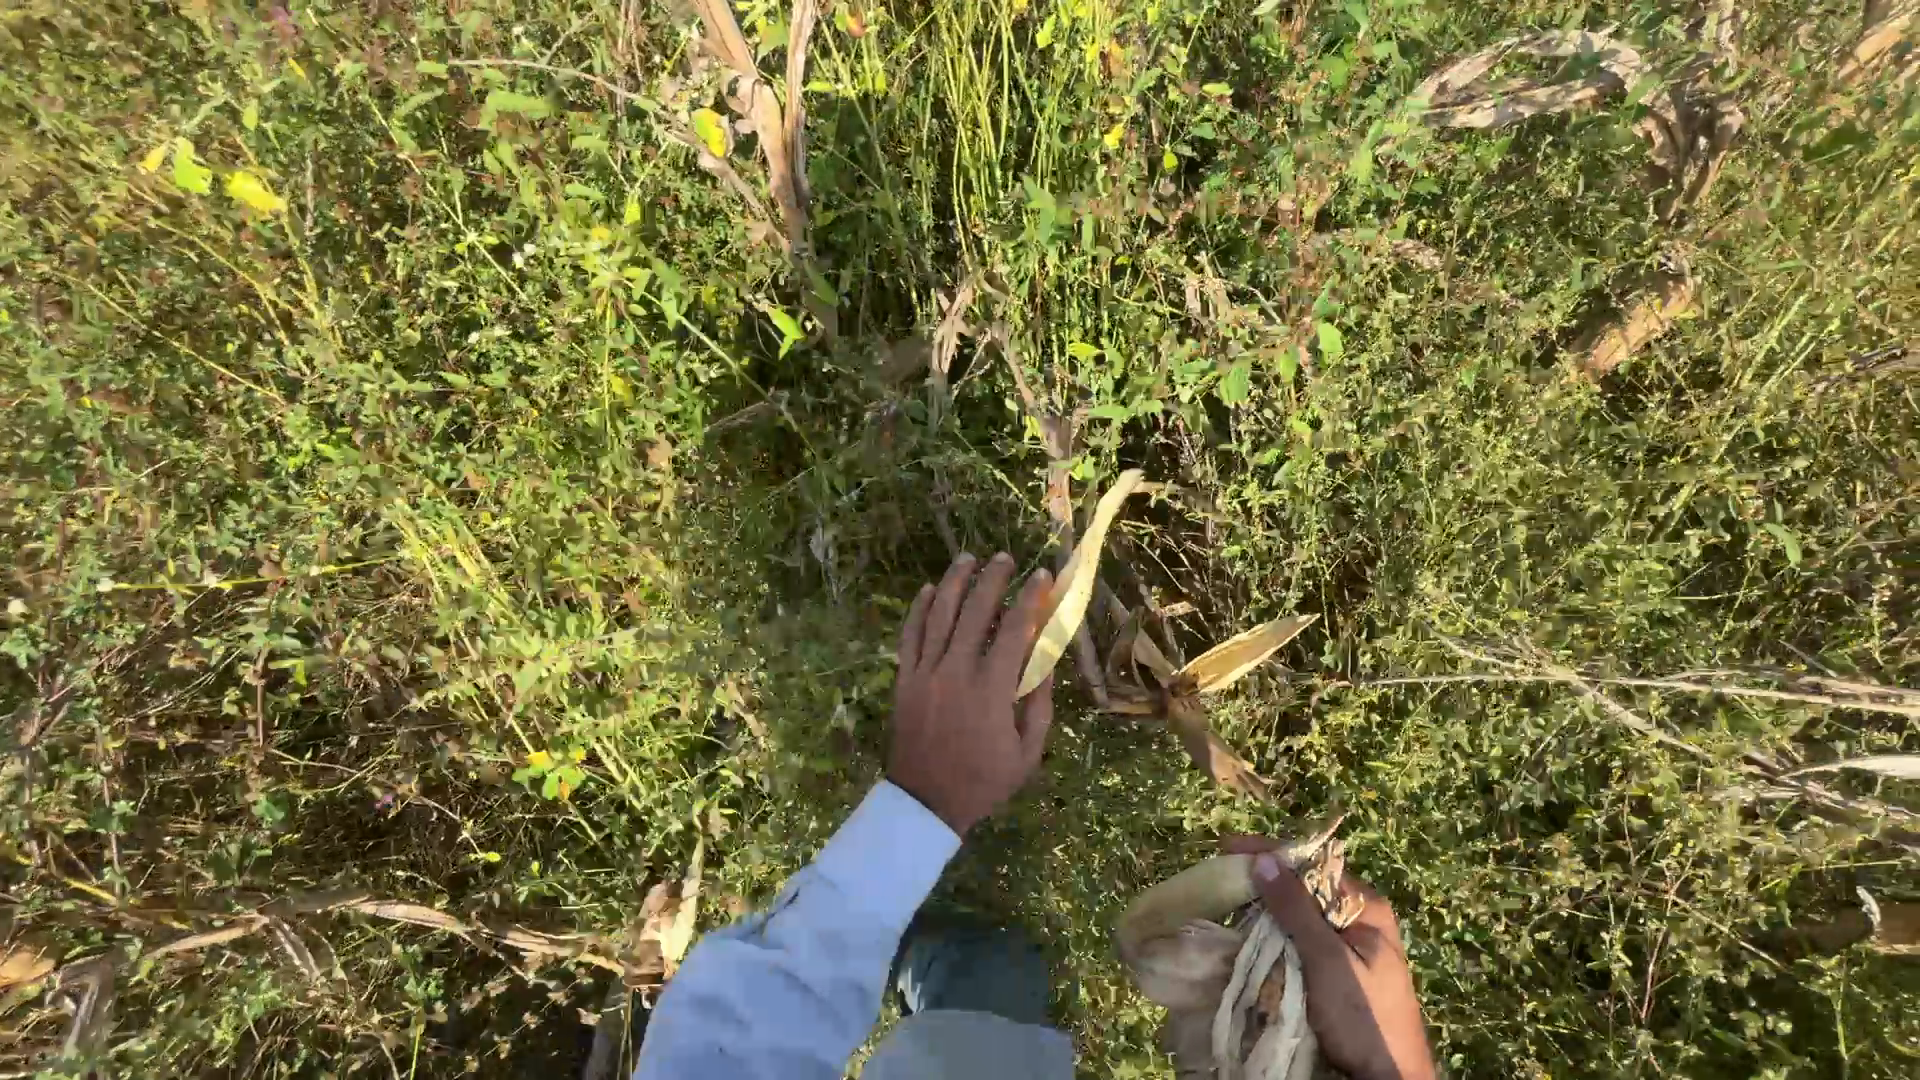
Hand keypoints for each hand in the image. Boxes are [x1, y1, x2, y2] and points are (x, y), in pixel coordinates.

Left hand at [887, 552, 1055, 834]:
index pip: (1015, 629)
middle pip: (974, 611)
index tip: (1041, 577)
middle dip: (992, 579)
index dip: (1030, 598)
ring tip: (967, 559)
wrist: (926, 801)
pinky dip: (918, 610)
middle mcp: (956, 671)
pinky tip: (927, 590)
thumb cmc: (983, 780)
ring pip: (939, 615)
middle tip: (1005, 558)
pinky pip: (910, 636)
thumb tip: (1045, 661)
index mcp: (991, 689)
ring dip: (954, 582)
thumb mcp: (1027, 752)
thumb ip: (1039, 704)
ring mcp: (925, 672)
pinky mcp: (904, 679)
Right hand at [1237, 843, 1435, 1079]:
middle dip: (1264, 880)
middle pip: (1304, 886)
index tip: (1229, 848)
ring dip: (1265, 907)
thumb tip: (1264, 858)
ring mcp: (1348, 946)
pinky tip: (1249, 931)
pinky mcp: (1335, 970)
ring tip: (1229, 900)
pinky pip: (1299, 938)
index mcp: (1366, 908)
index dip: (1270, 852)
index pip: (1313, 863)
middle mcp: (1359, 920)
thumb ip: (1295, 908)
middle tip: (1224, 877)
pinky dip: (1273, 932)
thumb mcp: (1326, 959)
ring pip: (1298, 913)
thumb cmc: (1362, 1017)